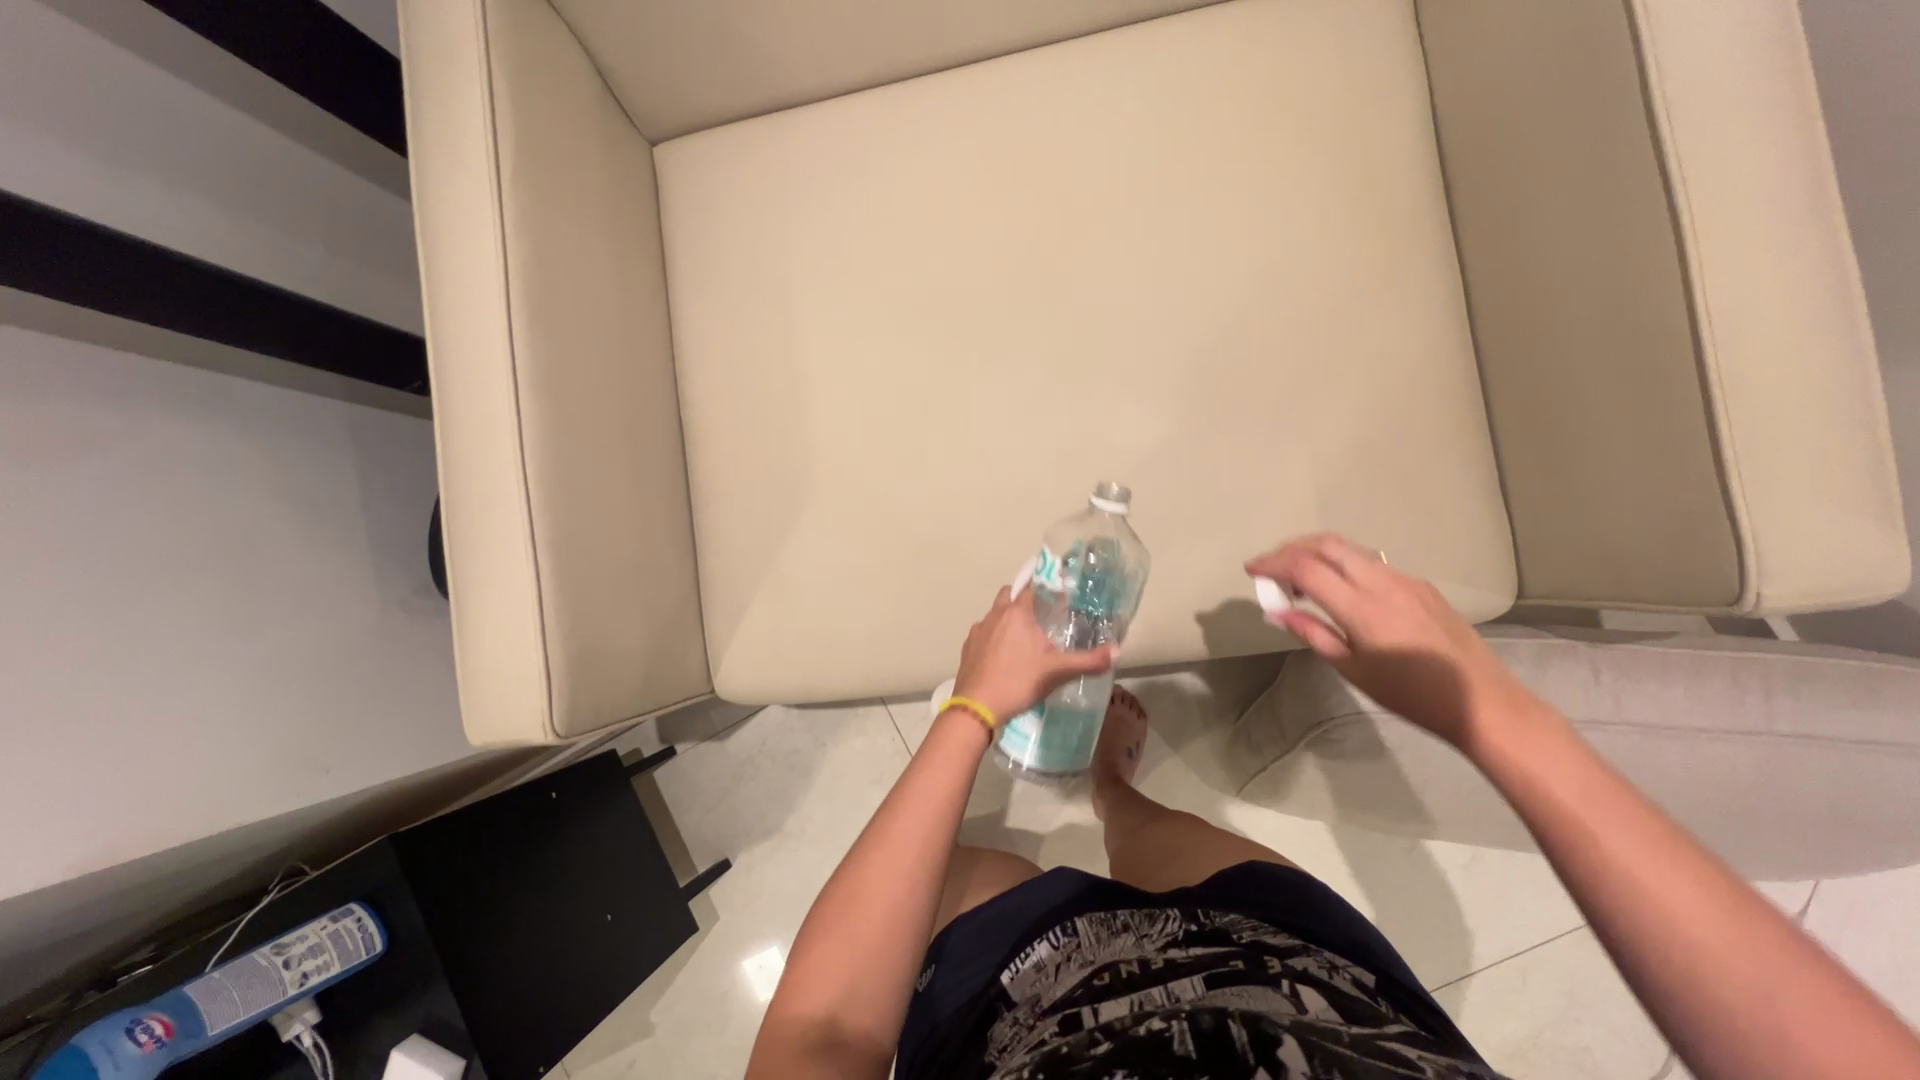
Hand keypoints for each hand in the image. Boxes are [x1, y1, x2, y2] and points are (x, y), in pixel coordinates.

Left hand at [952, 586, 1117, 723]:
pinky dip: (994, 635)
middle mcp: (995, 615)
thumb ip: (1089, 661)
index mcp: (1017, 613)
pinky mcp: (968, 646)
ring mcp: (978, 630)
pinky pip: (984, 632)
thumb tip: (1117, 651)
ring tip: (1023, 636)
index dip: (1045, 584)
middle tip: (1041, 612)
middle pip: (1009, 594)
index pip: (1032, 587)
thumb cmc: (1018, 682)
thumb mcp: (1057, 672)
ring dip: (1008, 617)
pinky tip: (1003, 654)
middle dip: (1024, 597)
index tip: (1057, 587)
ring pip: (995, 613)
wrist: (977, 706)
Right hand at [1245, 533, 1535, 749]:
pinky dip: (1343, 565)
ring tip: (1299, 578)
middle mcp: (1383, 582)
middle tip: (1271, 568)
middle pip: (1328, 545)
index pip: (1306, 568)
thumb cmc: (1410, 695)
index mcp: (1362, 607)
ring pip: (1351, 550)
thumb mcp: (1353, 670)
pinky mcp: (1421, 586)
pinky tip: (1339, 589)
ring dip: (1318, 554)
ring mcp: (1406, 579)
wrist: (1481, 701)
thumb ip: (1313, 634)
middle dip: (1292, 549)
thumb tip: (1278, 611)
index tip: (1252, 570)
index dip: (1274, 564)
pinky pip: (1372, 563)